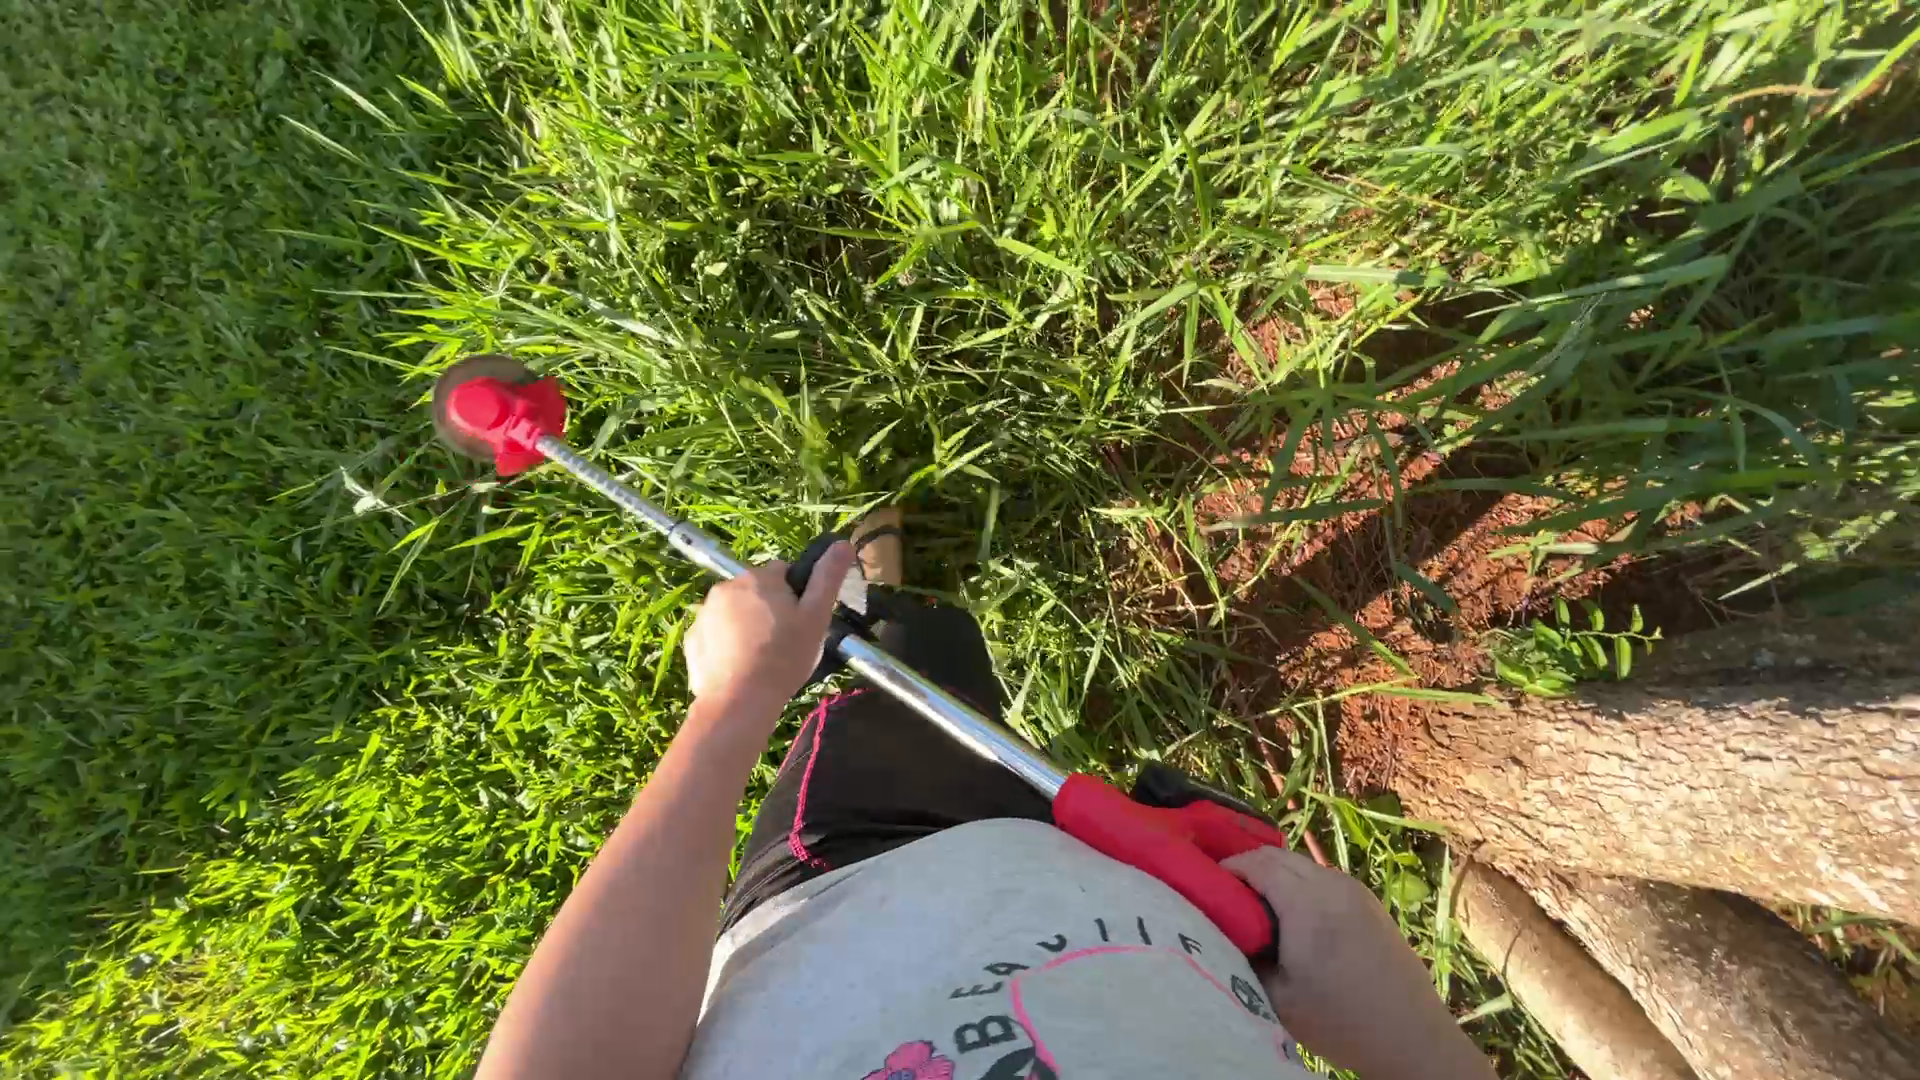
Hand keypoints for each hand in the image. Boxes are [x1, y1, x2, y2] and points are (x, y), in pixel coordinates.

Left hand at [683, 543, 853, 707]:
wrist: (740, 701)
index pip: (782, 573)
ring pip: (734, 612)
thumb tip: (842, 543)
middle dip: (769, 609)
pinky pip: (716, 634)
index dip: (795, 596)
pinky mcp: (692, 640)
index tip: (800, 622)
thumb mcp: (816, 616)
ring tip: (762, 657)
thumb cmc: (785, 656)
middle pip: (756, 591)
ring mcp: (704, 614)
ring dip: (747, 625)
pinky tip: (740, 667)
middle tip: (784, 641)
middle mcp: (725, 587)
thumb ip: (828, 577)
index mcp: (758, 578)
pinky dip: (727, 644)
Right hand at [1223, 847, 1496, 1079]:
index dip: (1228, 868)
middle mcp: (1332, 885)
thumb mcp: (1277, 996)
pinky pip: (1322, 877)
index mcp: (1306, 903)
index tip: (1210, 887)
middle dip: (1248, 867)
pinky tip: (1297, 916)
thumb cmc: (1341, 1023)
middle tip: (1230, 895)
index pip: (1255, 863)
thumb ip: (1246, 952)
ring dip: (1275, 873)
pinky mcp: (1370, 902)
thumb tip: (1225, 926)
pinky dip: (1300, 883)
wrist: (1415, 1043)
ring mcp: (1355, 890)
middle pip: (1276, 855)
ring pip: (1300, 863)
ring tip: (1261, 906)